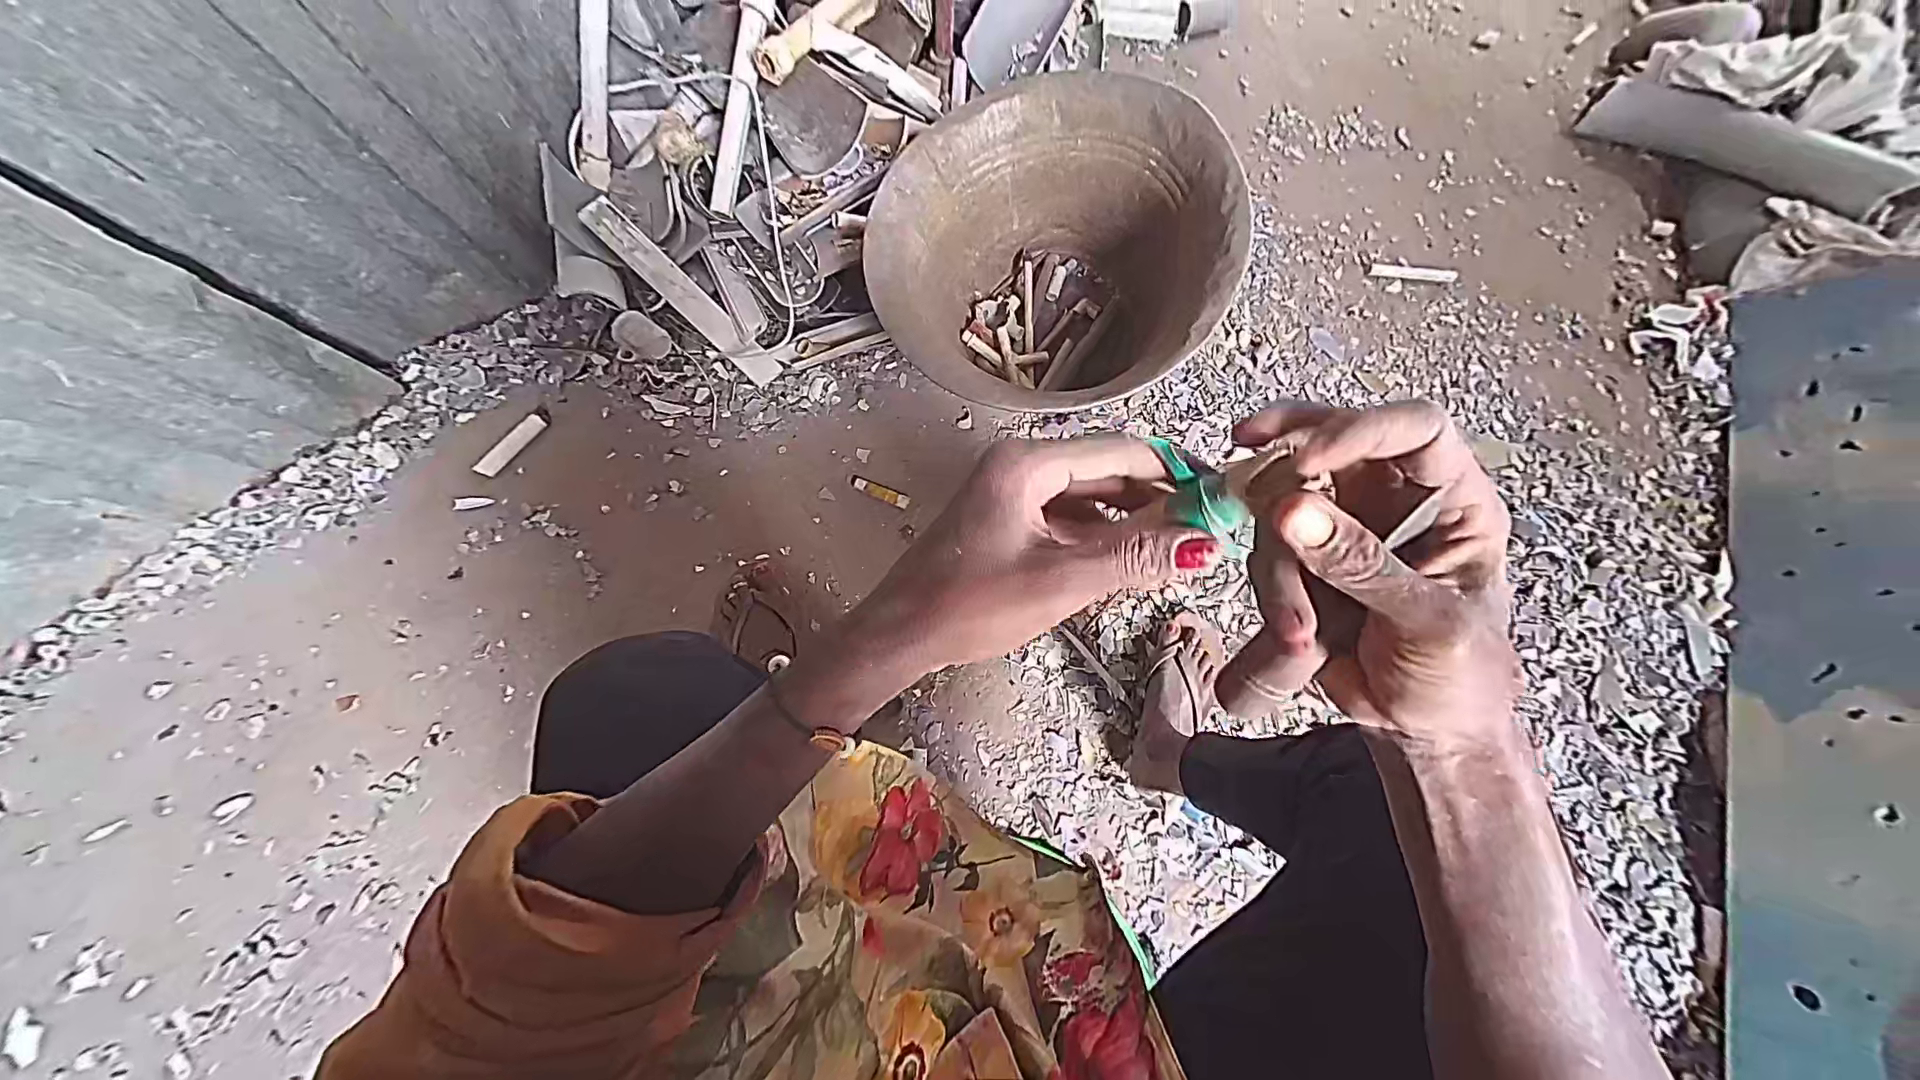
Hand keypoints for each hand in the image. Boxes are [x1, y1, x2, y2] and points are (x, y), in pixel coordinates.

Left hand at [841, 436, 1218, 679]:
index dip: (1175, 473)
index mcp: (1026, 463)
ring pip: (1088, 497)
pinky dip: (1099, 536)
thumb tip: (1201, 542)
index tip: (1218, 497)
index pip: (1120, 452)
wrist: (902, 634)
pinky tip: (1127, 561)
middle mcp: (1019, 466)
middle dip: (1156, 500)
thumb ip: (1132, 557)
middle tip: (1203, 529)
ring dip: (1130, 522)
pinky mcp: (1008, 520)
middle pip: (1105, 471)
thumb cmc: (969, 605)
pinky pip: (1067, 518)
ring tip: (1175, 549)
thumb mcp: (1059, 580)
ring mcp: (1012, 493)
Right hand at [1218, 401, 1520, 747]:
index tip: (1307, 459)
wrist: (1421, 726)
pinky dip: (1268, 589)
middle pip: (1327, 448)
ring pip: (1281, 507)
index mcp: (1451, 501)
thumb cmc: (1461, 675)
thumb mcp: (1428, 621)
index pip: (1411, 429)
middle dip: (1285, 473)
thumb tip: (1294, 512)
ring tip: (1302, 628)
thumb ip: (1361, 564)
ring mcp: (1339, 528)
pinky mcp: (1301, 560)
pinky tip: (1294, 629)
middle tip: (1260, 502)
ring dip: (1279, 566)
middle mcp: (1390, 502)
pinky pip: (1264, 550)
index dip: (1358, 430)